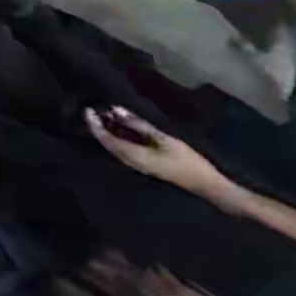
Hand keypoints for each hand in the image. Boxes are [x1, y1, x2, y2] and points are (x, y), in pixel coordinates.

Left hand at [86, 107, 239, 205]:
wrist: (208, 186)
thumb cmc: (188, 161)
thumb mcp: (164, 140)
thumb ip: (139, 125)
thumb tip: (116, 109)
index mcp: (133, 155)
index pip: (105, 138)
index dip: (93, 124)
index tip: (87, 109)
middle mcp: (130, 161)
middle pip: (106, 142)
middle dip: (97, 125)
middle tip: (93, 109)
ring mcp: (137, 164)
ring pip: (113, 145)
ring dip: (107, 130)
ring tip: (104, 113)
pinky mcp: (143, 164)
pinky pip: (122, 148)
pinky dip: (116, 136)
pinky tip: (119, 126)